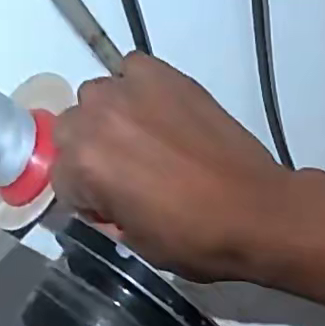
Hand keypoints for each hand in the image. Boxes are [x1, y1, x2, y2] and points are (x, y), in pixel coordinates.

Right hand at [53, 54, 296, 282]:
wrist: (261, 214)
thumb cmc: (204, 241)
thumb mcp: (144, 250)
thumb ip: (111, 224)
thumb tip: (104, 213)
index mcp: (84, 164)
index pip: (62, 182)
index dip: (90, 203)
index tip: (116, 213)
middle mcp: (96, 116)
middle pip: (73, 134)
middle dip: (95, 159)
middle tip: (136, 183)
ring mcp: (130, 89)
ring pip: (99, 102)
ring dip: (116, 124)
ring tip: (155, 153)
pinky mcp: (165, 76)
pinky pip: (132, 75)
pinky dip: (142, 96)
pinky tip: (168, 124)